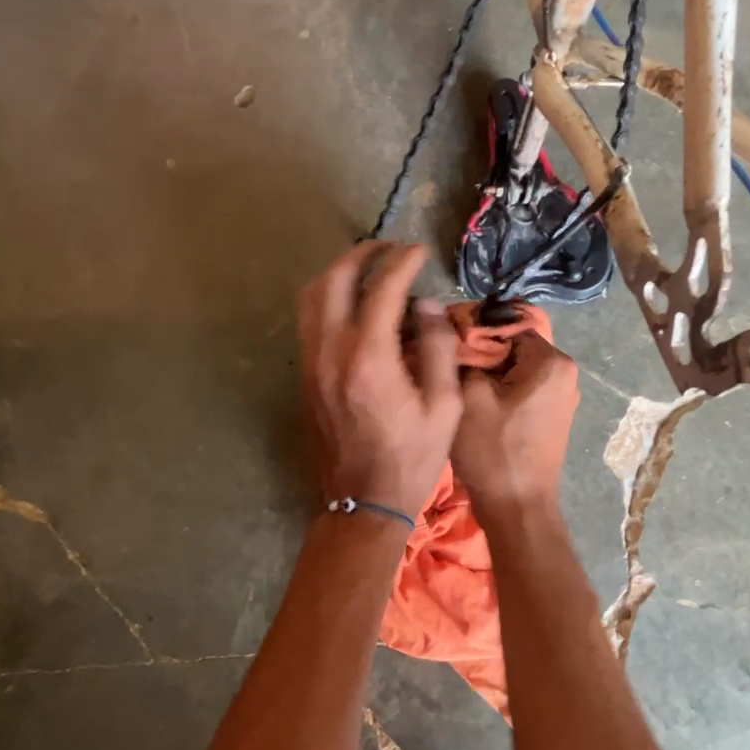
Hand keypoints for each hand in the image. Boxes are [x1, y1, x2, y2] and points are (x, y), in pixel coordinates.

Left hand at [298, 242, 462, 515]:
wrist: (365, 500)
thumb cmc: (412, 457)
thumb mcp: (444, 406)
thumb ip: (437, 347)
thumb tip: (424, 306)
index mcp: (369, 358)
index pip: (381, 289)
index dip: (401, 261)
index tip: (418, 251)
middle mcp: (330, 353)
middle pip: (333, 280)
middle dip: (362, 254)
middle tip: (390, 249)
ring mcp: (311, 364)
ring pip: (311, 297)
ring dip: (338, 273)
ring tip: (368, 269)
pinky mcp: (305, 377)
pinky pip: (308, 321)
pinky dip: (327, 298)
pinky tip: (353, 305)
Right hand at [451, 330, 579, 511]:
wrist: (516, 508)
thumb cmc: (492, 450)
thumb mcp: (467, 395)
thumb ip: (463, 356)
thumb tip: (452, 334)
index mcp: (551, 361)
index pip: (505, 326)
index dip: (471, 332)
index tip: (442, 343)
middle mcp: (565, 373)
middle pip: (512, 347)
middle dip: (479, 354)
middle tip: (444, 364)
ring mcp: (562, 397)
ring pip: (515, 370)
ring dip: (486, 374)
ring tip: (455, 385)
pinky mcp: (552, 418)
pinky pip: (522, 390)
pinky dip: (499, 392)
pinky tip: (473, 404)